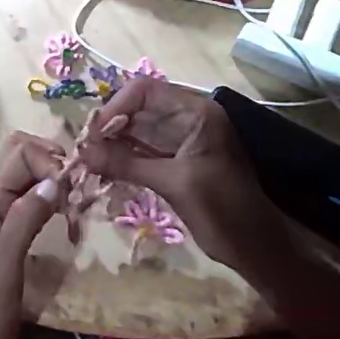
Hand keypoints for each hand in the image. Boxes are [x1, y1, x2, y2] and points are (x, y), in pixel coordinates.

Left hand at [0, 132, 65, 338]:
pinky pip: (35, 200)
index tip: (71, 193)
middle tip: (78, 197)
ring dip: (58, 185)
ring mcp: (1, 216)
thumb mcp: (4, 268)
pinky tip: (69, 221)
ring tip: (77, 209)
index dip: (50, 164)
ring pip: (33, 178)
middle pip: (27, 159)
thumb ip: (25, 219)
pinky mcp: (12, 232)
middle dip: (56, 168)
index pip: (22, 154)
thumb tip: (55, 180)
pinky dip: (55, 201)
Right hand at [77, 79, 294, 277]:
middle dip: (110, 125)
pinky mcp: (177, 162)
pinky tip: (104, 170)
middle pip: (139, 108)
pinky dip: (123, 158)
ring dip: (113, 143)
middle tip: (84, 151)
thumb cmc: (224, 211)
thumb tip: (82, 152)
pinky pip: (143, 150)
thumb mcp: (175, 184)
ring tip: (88, 161)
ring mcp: (183, 140)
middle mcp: (188, 118)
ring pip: (138, 130)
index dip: (116, 107)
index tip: (93, 134)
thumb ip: (127, 164)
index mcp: (197, 113)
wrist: (257, 248)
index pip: (146, 90)